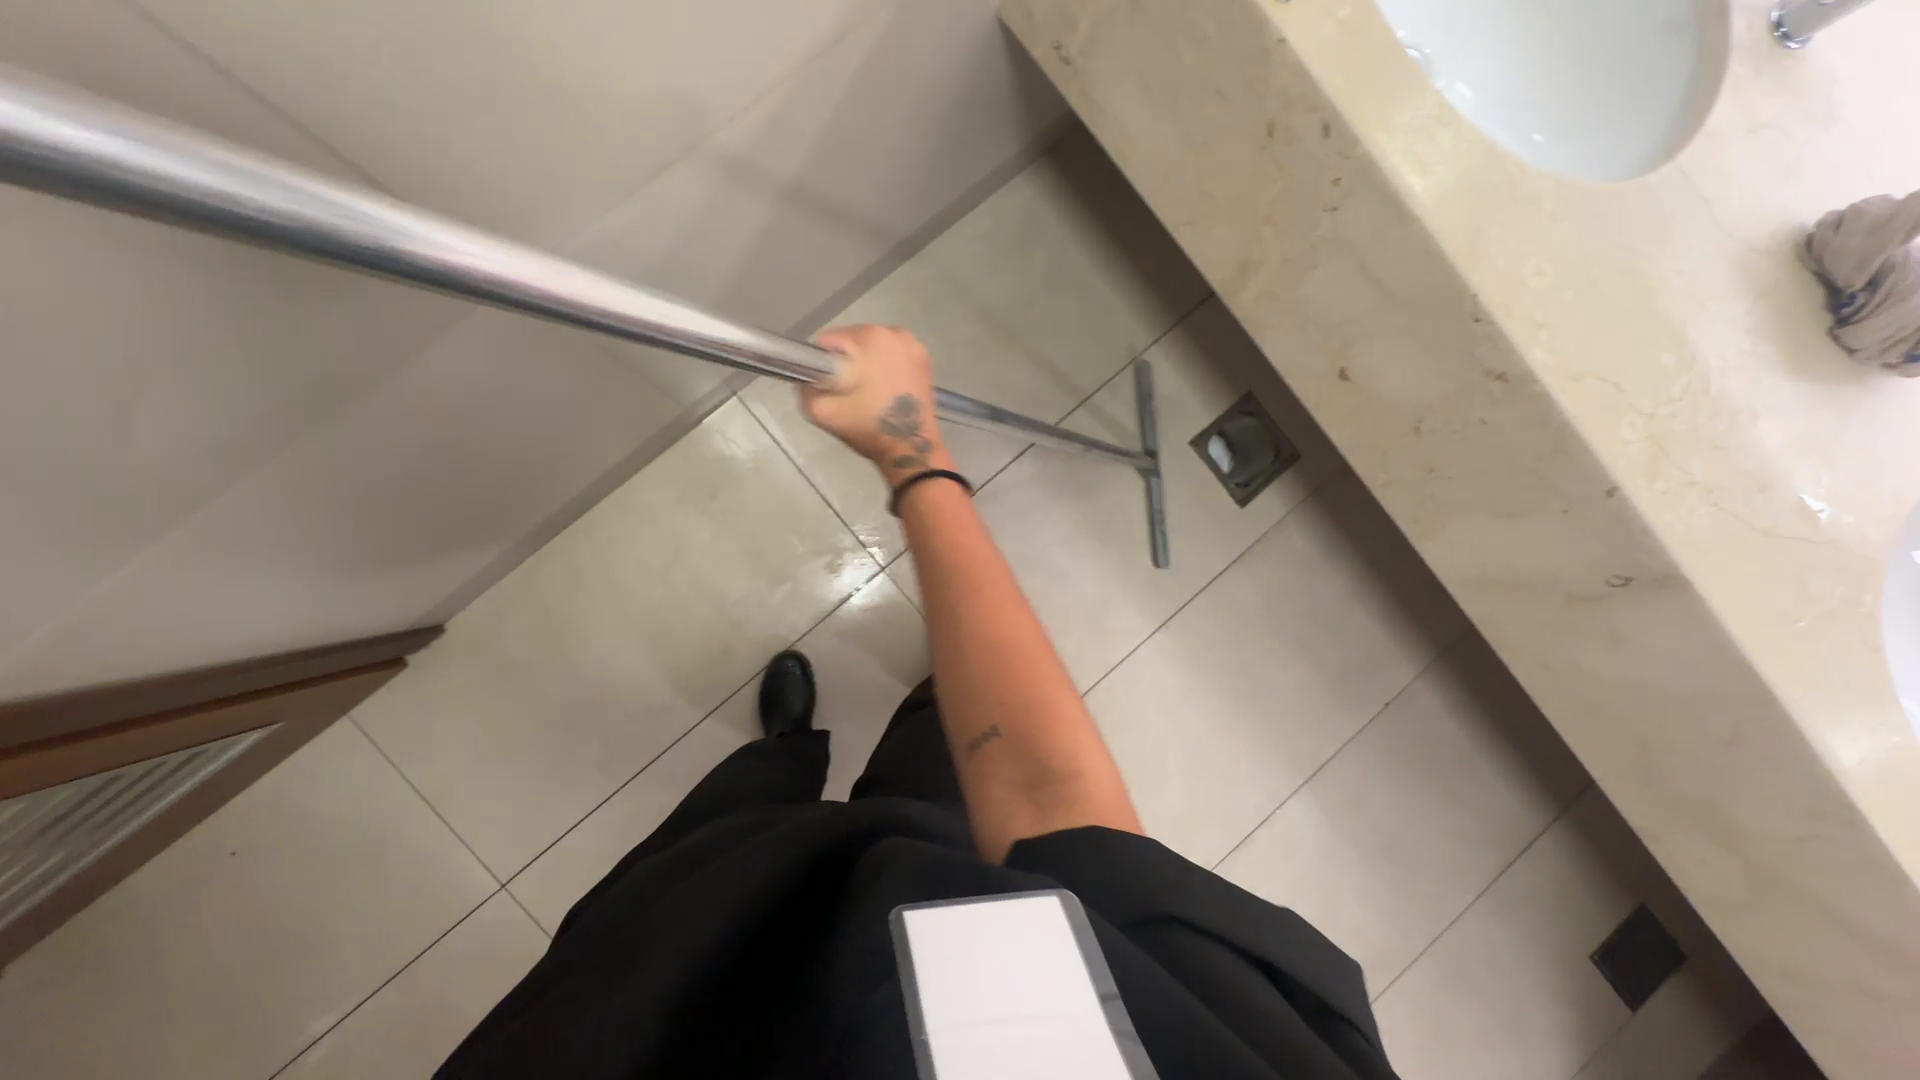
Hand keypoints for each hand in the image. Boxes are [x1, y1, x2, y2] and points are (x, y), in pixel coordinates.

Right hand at [802, 324, 955, 483]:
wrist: (911, 449)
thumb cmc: (868, 427)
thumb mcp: (821, 412)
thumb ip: (805, 388)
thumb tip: (806, 378)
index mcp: (870, 337)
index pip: (829, 341)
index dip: (821, 364)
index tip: (828, 385)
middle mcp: (895, 332)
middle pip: (853, 341)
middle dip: (846, 363)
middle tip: (848, 393)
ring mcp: (914, 344)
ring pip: (873, 348)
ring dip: (865, 364)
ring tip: (867, 393)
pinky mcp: (924, 359)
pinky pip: (892, 356)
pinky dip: (885, 368)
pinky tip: (884, 390)